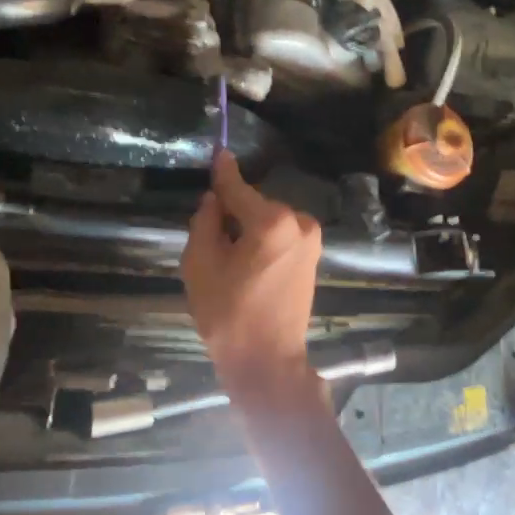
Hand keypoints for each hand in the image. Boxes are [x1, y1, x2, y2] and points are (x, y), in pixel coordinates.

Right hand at [183, 151, 322, 401]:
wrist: (267, 362)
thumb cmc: (228, 315)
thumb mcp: (201, 265)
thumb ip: (205, 222)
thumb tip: (215, 199)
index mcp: (271, 221)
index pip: (238, 189)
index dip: (223, 173)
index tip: (219, 152)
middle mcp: (299, 222)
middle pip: (254, 205)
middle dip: (232, 215)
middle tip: (210, 243)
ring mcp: (311, 239)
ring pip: (268, 221)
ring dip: (248, 230)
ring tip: (228, 263)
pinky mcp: (314, 256)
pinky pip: (281, 237)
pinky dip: (263, 242)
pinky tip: (247, 268)